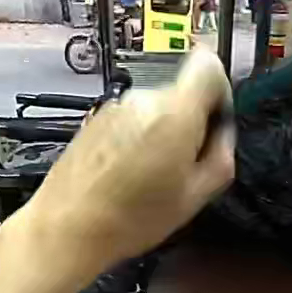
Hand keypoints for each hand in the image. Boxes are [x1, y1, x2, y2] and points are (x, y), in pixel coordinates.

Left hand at [14, 49, 234, 273]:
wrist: (68, 227)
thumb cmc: (132, 218)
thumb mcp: (195, 196)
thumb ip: (221, 156)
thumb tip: (223, 134)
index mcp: (175, 113)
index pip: (208, 65)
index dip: (220, 91)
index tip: (215, 122)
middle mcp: (144, 99)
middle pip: (182, 94)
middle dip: (190, 124)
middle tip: (183, 167)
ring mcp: (116, 107)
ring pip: (157, 109)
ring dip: (162, 134)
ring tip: (152, 176)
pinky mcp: (96, 118)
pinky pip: (133, 120)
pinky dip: (138, 140)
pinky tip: (129, 174)